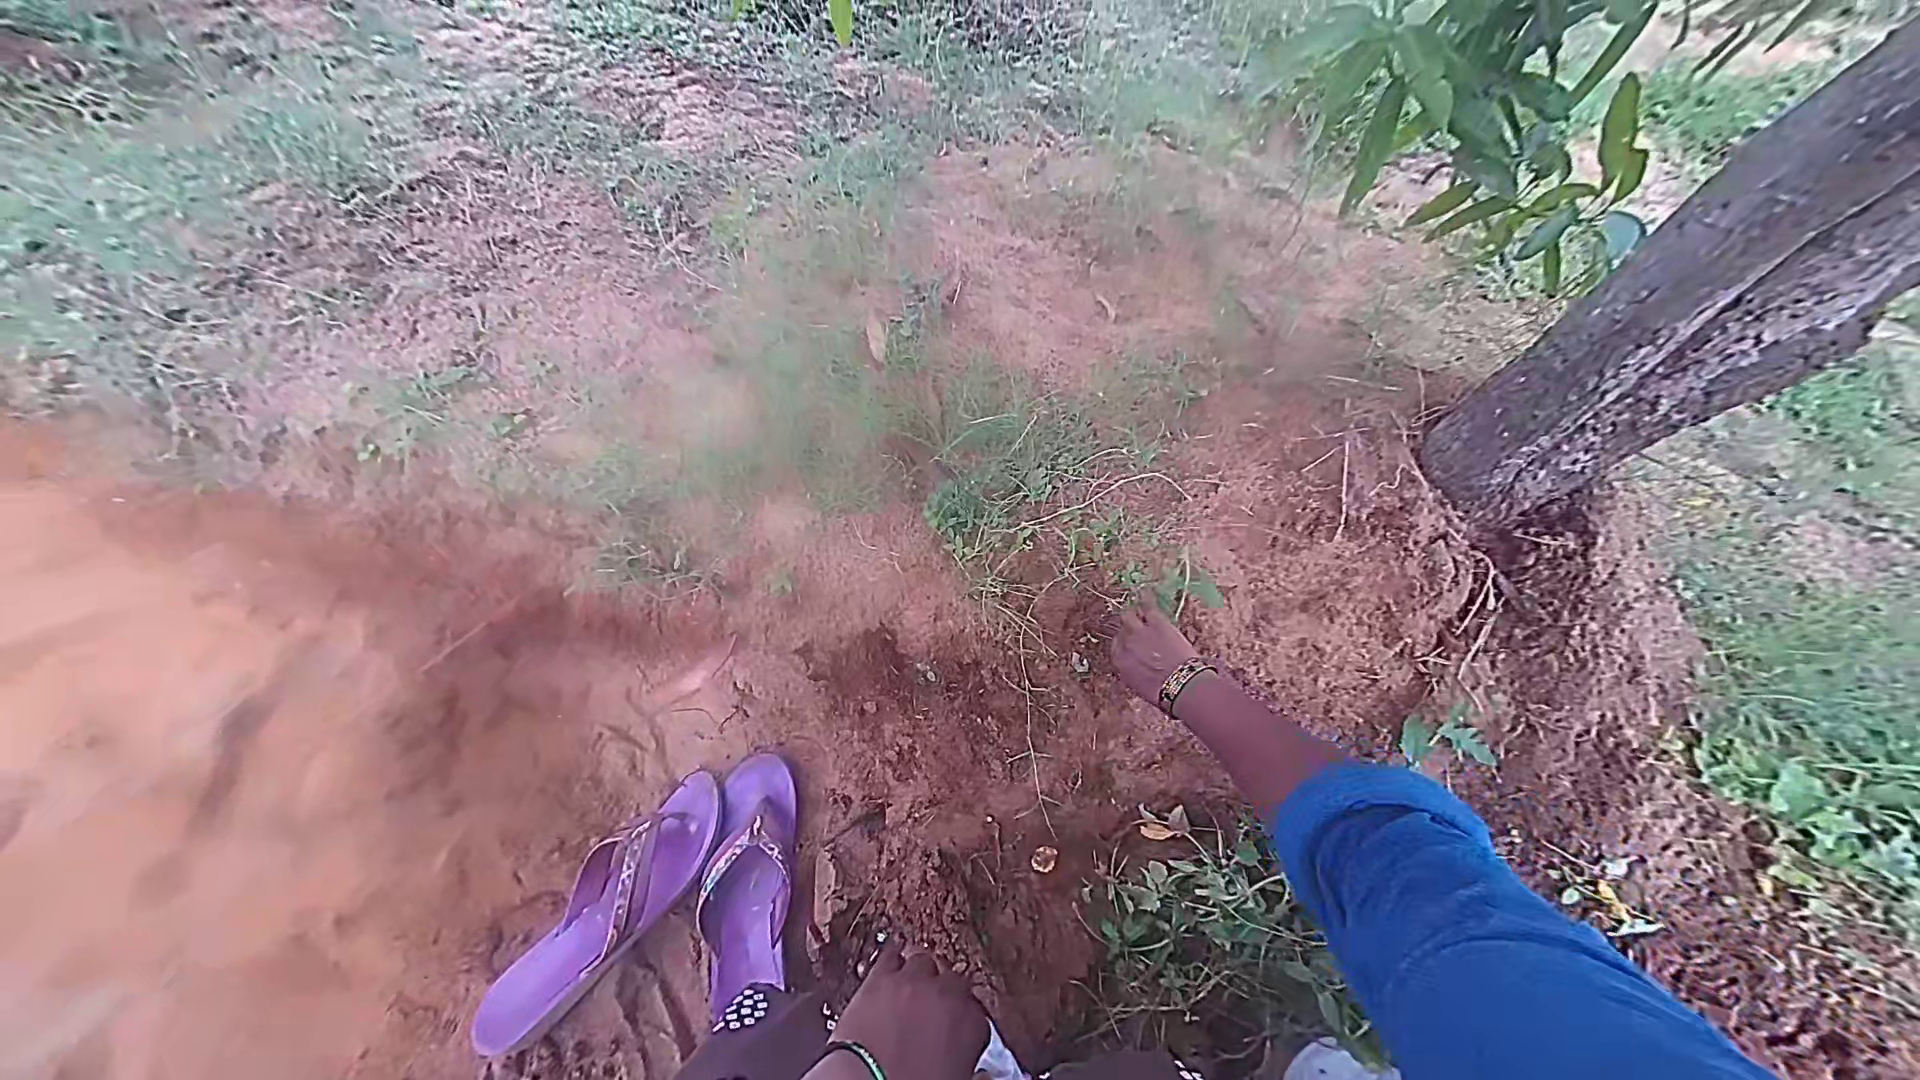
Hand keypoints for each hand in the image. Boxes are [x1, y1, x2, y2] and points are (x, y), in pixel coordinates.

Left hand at [826, 939, 986, 1079]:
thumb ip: (973, 1073)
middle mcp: (944, 994)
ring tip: (915, 993)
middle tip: (937, 1015)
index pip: (978, 1014)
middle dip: (947, 995)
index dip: (966, 1026)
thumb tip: (981, 1076)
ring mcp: (912, 981)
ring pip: (924, 961)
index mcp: (969, 1024)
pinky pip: (891, 956)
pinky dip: (893, 962)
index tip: (959, 1035)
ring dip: (921, 976)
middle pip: (953, 981)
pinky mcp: (881, 977)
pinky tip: (892, 971)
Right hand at [1109, 602, 1200, 705]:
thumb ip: (1133, 669)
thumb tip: (1137, 664)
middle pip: (1121, 627)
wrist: (1181, 685)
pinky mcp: (1156, 623)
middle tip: (1135, 626)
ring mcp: (1139, 631)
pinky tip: (1146, 593)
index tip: (1131, 641)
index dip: (1124, 641)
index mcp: (1120, 661)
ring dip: (1133, 614)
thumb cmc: (1163, 692)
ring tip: (1138, 611)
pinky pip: (1148, 607)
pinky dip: (1146, 600)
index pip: (1117, 644)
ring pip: (1129, 615)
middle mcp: (1125, 643)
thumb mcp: (1139, 685)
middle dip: (1127, 626)